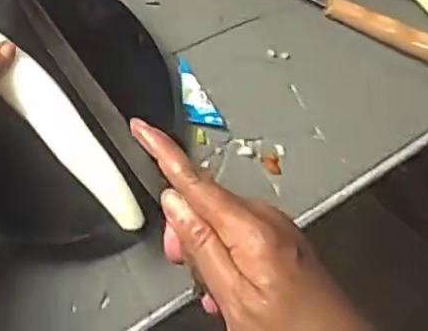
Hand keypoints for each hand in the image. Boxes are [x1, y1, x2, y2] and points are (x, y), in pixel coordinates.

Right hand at [132, 118, 371, 330]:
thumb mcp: (235, 300)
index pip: (193, 178)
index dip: (161, 149)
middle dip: (184, 225)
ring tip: (212, 288)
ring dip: (205, 243)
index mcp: (250, 228)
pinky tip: (231, 284)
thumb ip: (200, 245)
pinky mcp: (286, 239)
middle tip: (181, 263)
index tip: (141, 126)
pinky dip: (226, 249)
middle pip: (203, 199)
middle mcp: (265, 217)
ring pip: (220, 217)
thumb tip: (173, 200)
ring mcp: (278, 226)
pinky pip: (240, 230)